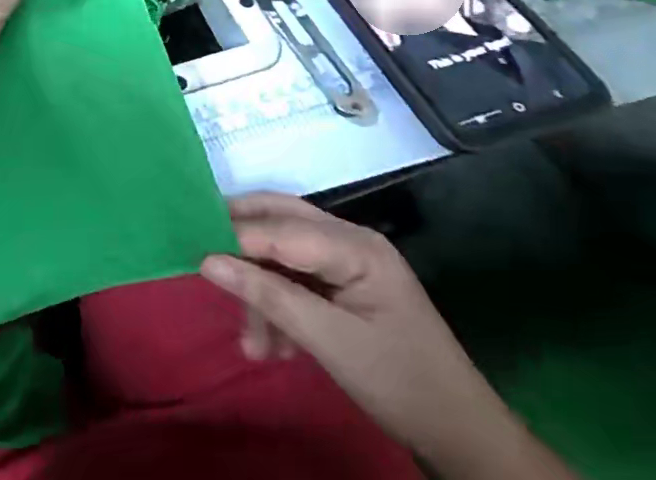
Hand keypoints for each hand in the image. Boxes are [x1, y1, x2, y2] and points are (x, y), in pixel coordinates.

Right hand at [200, 194, 573, 478]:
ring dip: (259, 289)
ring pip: (281, 251)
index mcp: (356, 246)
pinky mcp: (345, 283)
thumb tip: (206, 261)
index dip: (233, 238)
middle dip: (240, 248)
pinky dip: (276, 302)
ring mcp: (349, 260)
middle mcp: (350, 240)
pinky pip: (294, 275)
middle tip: (203, 265)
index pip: (279, 228)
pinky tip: (273, 343)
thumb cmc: (399, 382)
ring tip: (253, 344)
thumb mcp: (329, 341)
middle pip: (278, 220)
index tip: (193, 254)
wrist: (462, 434)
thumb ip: (267, 295)